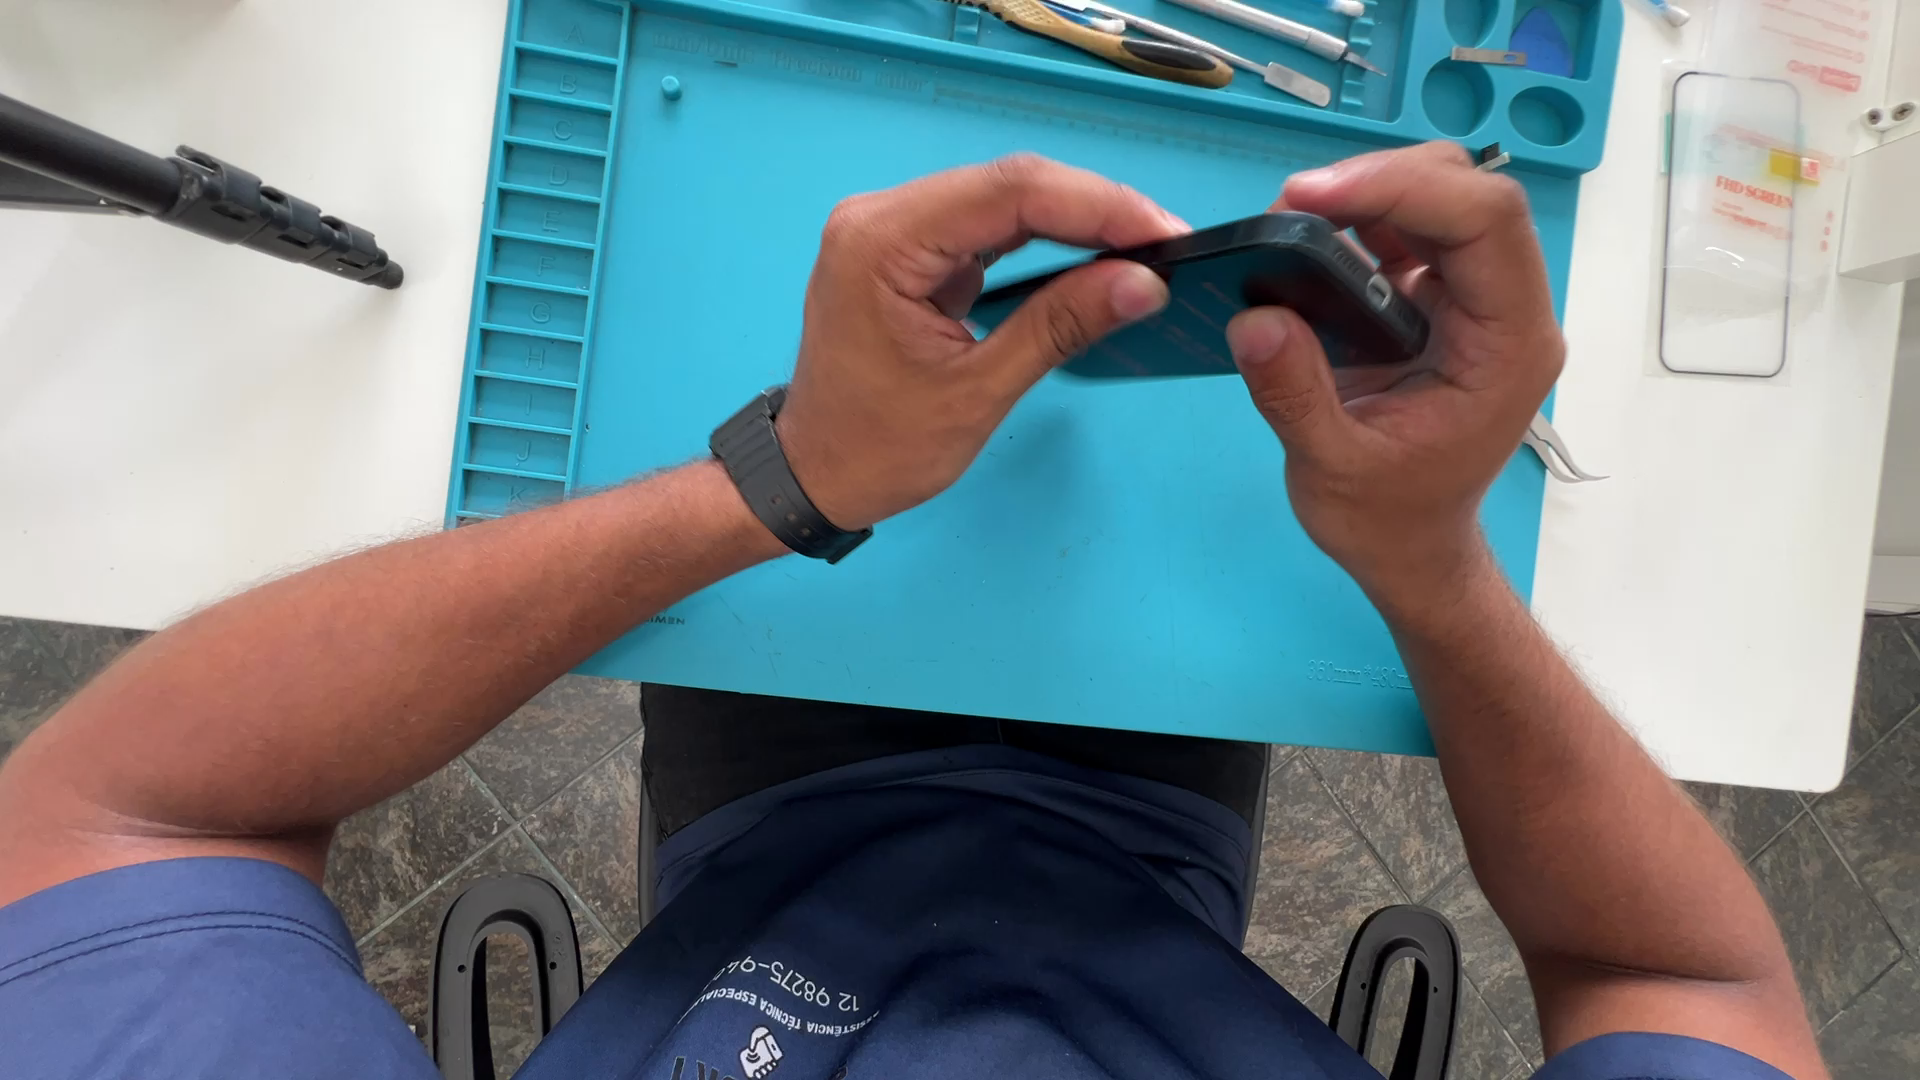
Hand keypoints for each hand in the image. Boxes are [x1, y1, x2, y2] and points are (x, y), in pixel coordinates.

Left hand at [776, 155, 1183, 529]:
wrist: (816, 476)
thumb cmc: (882, 449)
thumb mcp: (976, 393)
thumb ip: (1058, 327)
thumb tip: (1143, 282)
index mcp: (881, 242)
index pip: (1008, 193)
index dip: (1097, 205)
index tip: (1165, 232)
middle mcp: (880, 218)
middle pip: (1006, 187)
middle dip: (1091, 212)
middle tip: (1163, 244)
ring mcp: (891, 234)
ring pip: (999, 205)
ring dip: (1071, 224)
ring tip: (1138, 250)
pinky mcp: (906, 256)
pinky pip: (983, 233)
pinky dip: (1038, 245)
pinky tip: (1087, 257)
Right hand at [1224, 142, 1563, 609]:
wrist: (1408, 549)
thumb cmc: (1384, 520)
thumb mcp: (1330, 467)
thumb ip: (1293, 394)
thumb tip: (1251, 317)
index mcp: (1506, 344)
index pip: (1484, 224)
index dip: (1402, 191)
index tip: (1308, 200)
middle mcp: (1500, 311)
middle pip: (1465, 200)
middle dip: (1378, 184)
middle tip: (1287, 207)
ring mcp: (1466, 309)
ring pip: (1436, 210)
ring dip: (1362, 200)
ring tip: (1284, 221)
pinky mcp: (1429, 314)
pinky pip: (1401, 246)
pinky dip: (1352, 232)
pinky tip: (1301, 246)